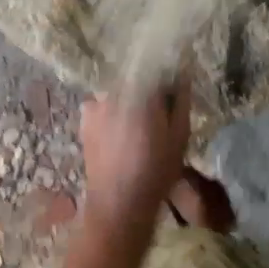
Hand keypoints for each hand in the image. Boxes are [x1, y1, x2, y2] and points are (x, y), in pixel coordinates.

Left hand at [79, 79, 191, 234]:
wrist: (118, 206)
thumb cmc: (156, 171)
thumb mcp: (180, 134)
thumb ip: (181, 97)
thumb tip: (182, 70)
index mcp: (139, 91)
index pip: (154, 61)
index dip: (167, 65)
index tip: (177, 74)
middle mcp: (113, 91)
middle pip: (134, 74)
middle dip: (150, 81)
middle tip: (163, 104)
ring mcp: (95, 105)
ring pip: (119, 90)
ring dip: (131, 96)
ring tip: (143, 120)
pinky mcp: (85, 121)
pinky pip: (104, 104)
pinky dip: (114, 109)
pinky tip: (123, 128)